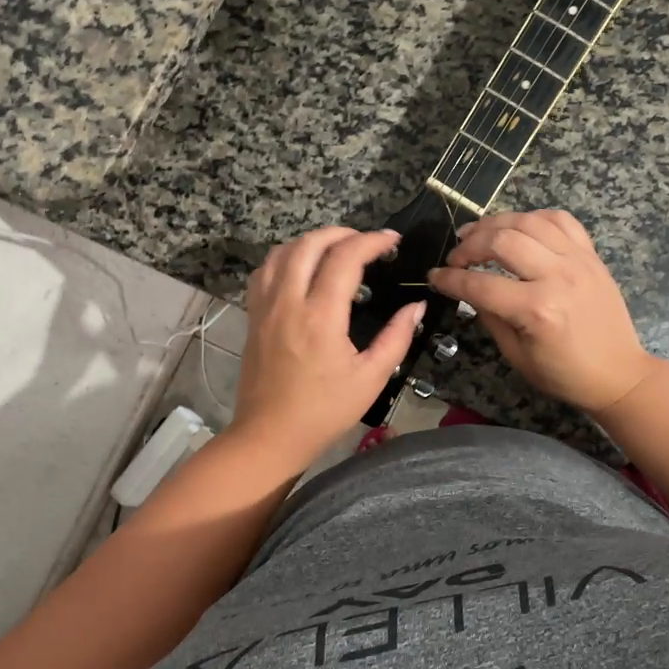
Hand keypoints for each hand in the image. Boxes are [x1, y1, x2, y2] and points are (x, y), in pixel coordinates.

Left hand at [228, 227, 424, 468]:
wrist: (269, 435)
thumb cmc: (324, 412)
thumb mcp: (371, 379)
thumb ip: (396, 338)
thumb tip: (416, 307)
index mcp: (320, 317)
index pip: (345, 258)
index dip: (372, 241)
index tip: (392, 240)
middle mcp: (288, 302)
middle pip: (310, 244)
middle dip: (342, 233)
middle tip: (366, 241)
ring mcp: (265, 307)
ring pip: (282, 252)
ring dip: (311, 241)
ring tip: (336, 248)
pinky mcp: (253, 316)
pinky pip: (264, 271)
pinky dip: (286, 257)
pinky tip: (301, 268)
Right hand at [428, 210, 659, 413]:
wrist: (619, 373)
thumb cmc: (565, 374)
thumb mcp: (517, 355)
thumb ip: (490, 317)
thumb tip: (468, 289)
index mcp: (537, 310)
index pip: (480, 284)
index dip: (450, 279)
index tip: (435, 277)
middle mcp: (558, 276)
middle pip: (502, 240)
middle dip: (470, 244)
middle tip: (456, 257)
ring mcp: (578, 260)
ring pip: (529, 221)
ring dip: (497, 223)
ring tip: (478, 234)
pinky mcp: (591, 254)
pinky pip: (560, 219)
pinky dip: (534, 218)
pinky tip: (519, 228)